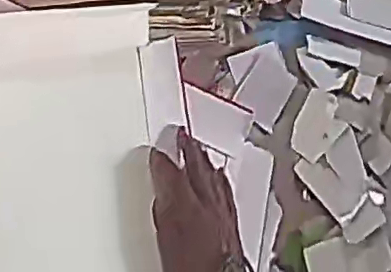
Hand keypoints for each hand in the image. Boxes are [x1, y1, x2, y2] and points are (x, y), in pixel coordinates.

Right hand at [151, 134, 245, 271]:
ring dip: (203, 158)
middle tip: (181, 133)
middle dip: (188, 147)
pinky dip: (219, 177)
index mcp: (185, 206)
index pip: (170, 174)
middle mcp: (207, 201)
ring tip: (198, 147)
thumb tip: (160, 199)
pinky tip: (219, 173)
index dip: (161, 162)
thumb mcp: (165, 242)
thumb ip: (163, 213)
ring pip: (212, 173)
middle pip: (196, 165)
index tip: (156, 152)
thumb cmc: (193, 269)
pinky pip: (225, 188)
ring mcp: (223, 207)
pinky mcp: (234, 218)